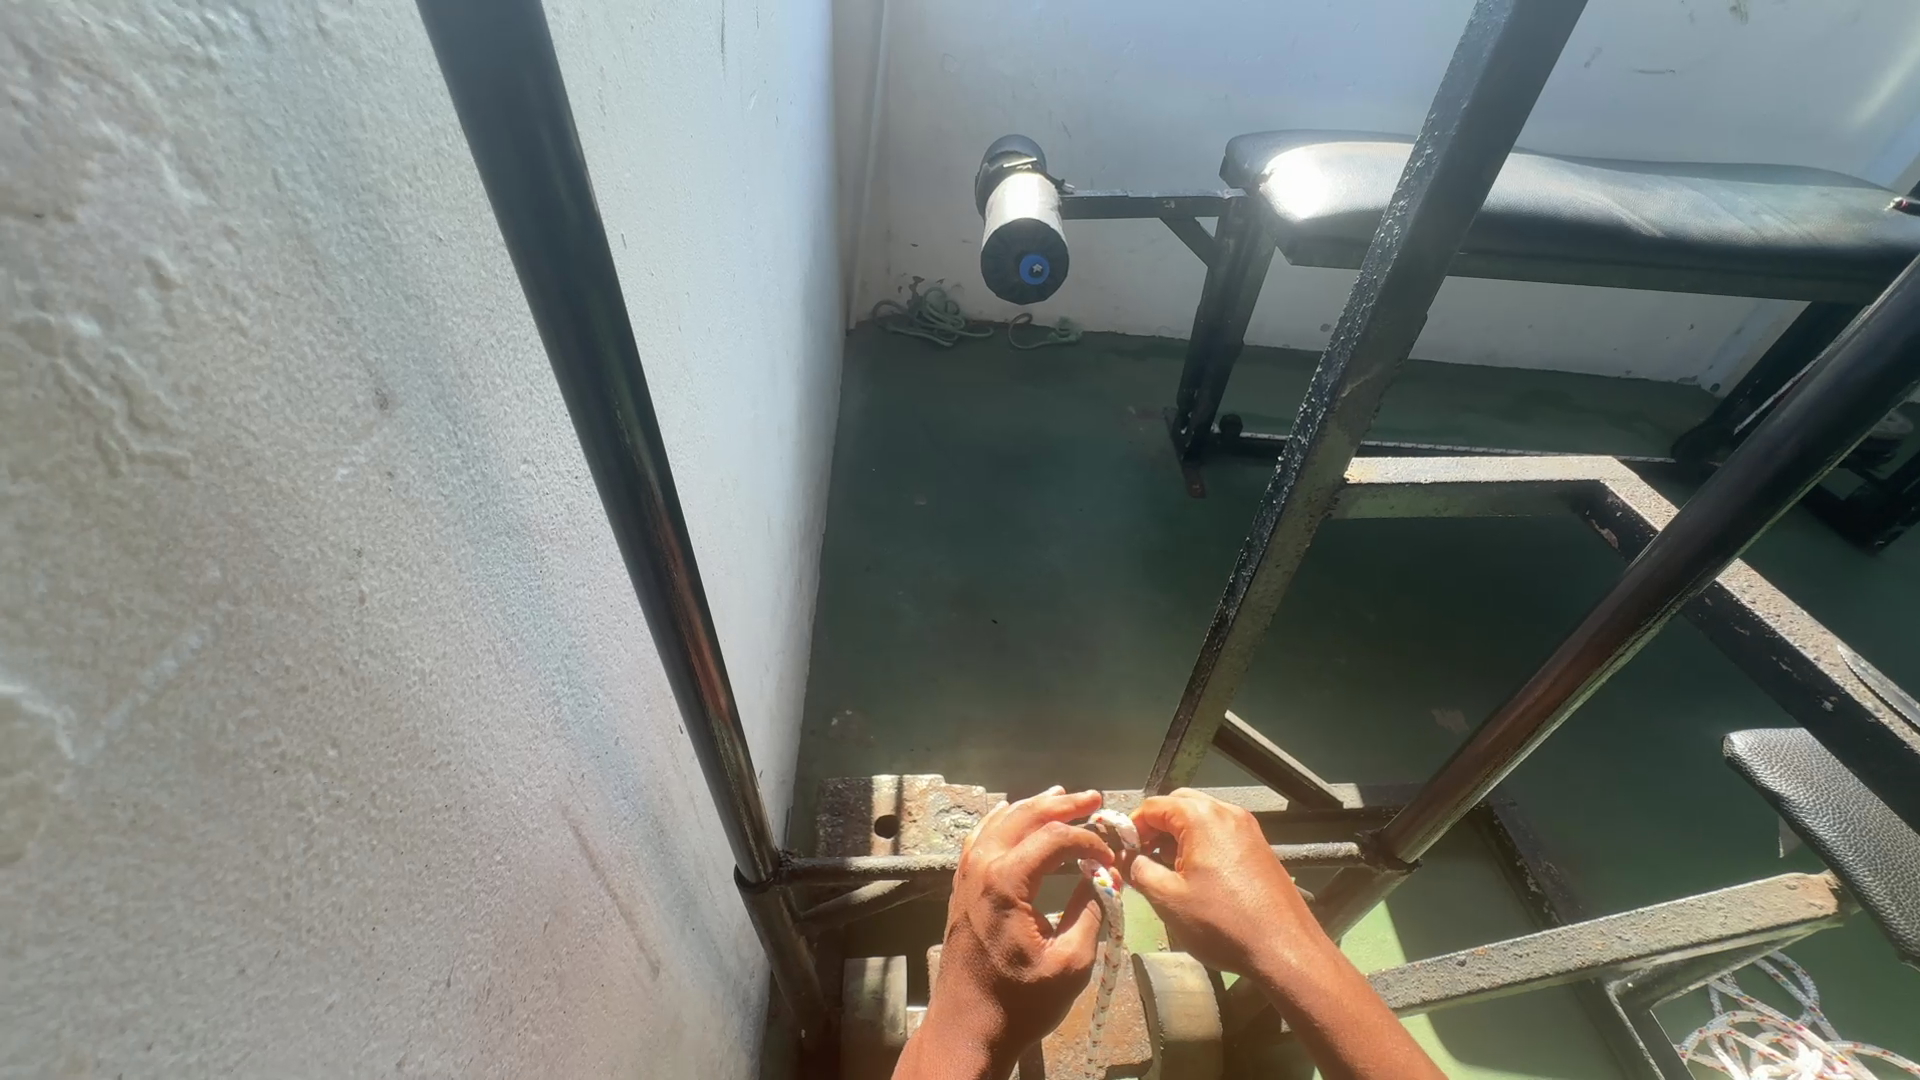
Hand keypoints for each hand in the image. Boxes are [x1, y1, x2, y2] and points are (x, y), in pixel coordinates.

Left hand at [896, 787, 1113, 1078]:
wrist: (966, 1028)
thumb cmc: (1020, 1002)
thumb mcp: (1070, 964)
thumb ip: (1091, 913)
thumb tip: (1107, 878)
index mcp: (1007, 880)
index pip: (1054, 838)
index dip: (1088, 840)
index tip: (1111, 857)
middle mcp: (983, 864)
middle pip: (1026, 816)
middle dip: (1063, 805)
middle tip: (1094, 798)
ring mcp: (967, 871)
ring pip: (1002, 820)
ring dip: (1034, 806)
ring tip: (1063, 798)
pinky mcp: (961, 883)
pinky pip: (981, 835)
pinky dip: (1003, 819)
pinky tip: (1014, 813)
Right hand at [1125, 788, 1320, 977]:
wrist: (1287, 952)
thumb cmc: (1223, 923)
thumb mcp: (1168, 899)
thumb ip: (1139, 870)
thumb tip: (1128, 859)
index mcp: (1201, 816)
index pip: (1153, 806)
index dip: (1132, 827)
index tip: (1123, 853)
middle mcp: (1226, 811)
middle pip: (1178, 804)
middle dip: (1156, 827)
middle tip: (1144, 858)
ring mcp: (1247, 828)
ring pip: (1200, 817)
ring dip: (1178, 836)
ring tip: (1169, 870)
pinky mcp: (1259, 846)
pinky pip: (1220, 832)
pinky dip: (1201, 844)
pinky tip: (1198, 876)